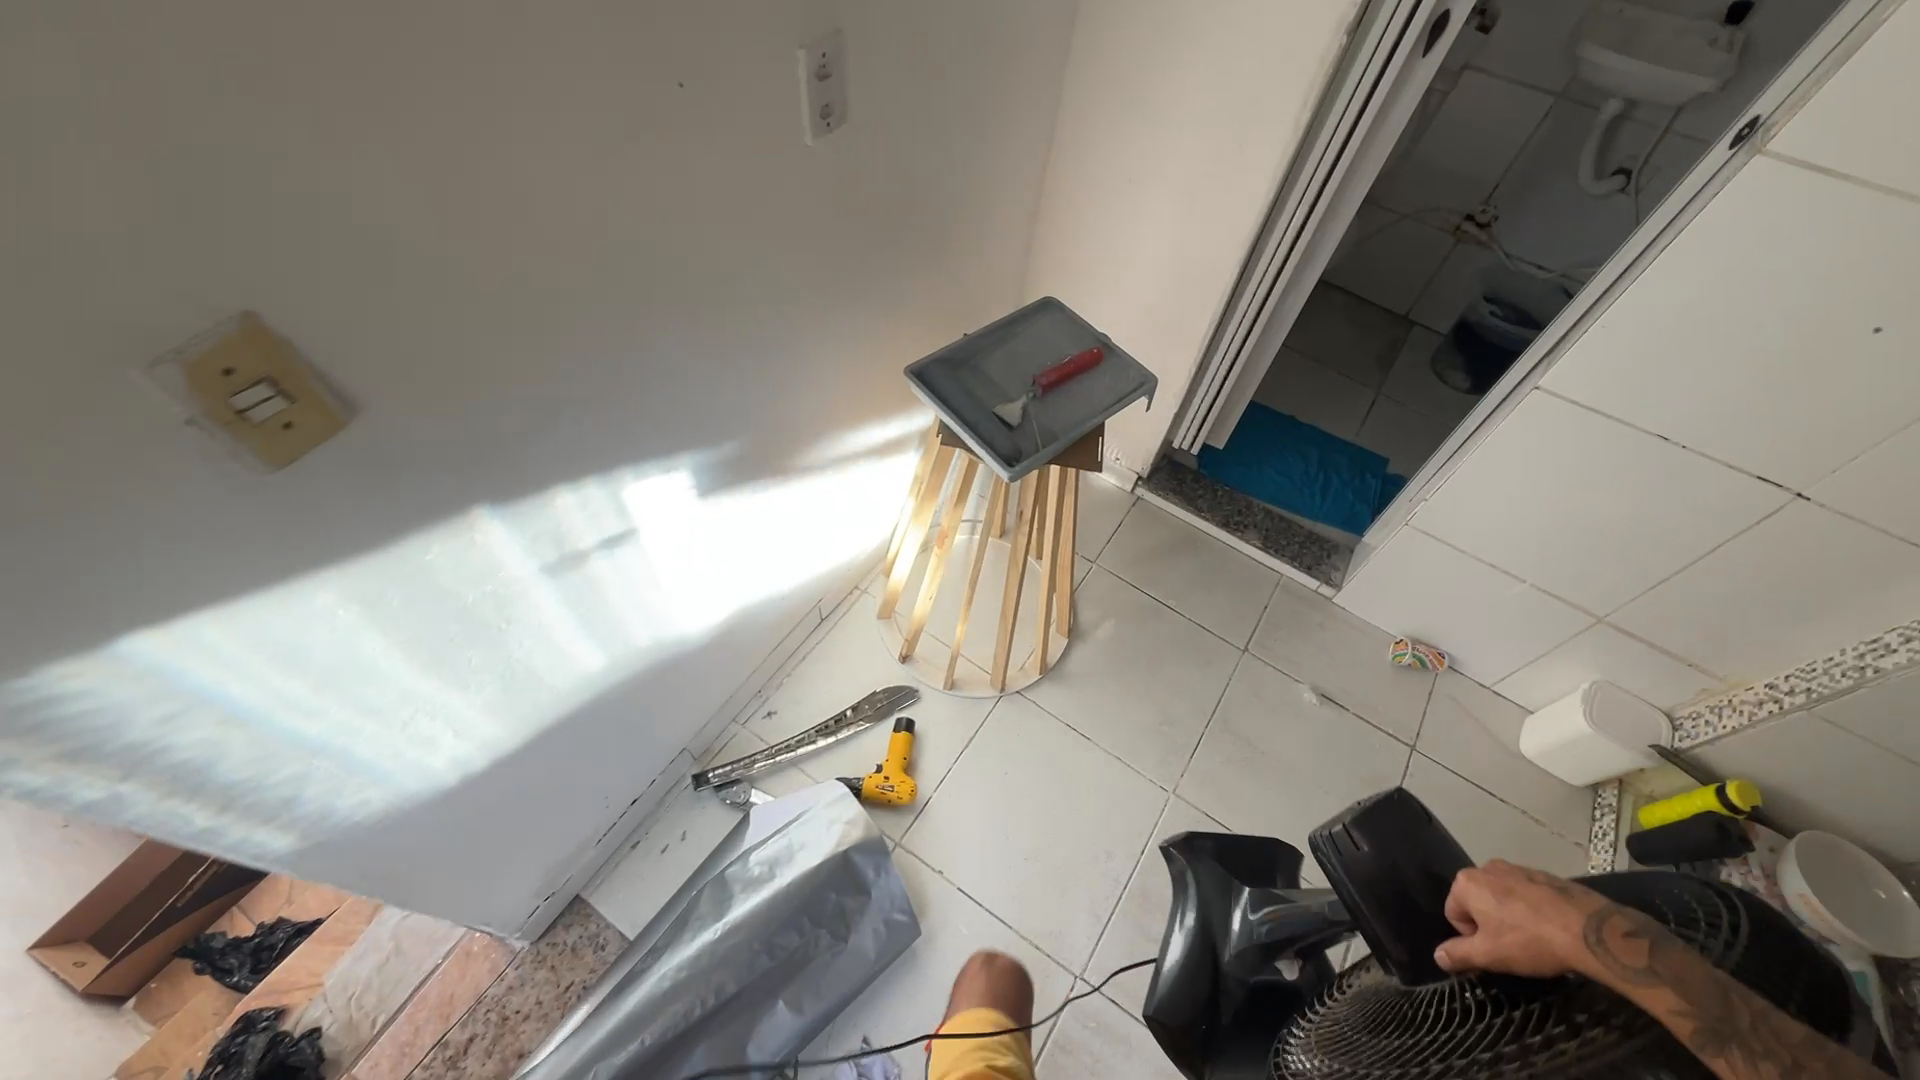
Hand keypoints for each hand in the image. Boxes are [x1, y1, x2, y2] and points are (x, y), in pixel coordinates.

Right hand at [1433, 860, 1608, 977]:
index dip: (1471, 937)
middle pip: (1478, 902)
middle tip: (1514, 946)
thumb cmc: (1530, 941)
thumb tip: (1437, 956)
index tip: (1496, 950)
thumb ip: (1458, 954)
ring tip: (1536, 939)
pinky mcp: (1547, 875)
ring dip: (1512, 916)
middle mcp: (1488, 868)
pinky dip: (1534, 910)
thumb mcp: (1490, 955)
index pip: (1454, 913)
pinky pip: (1529, 895)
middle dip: (1491, 924)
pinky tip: (1553, 929)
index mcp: (1467, 882)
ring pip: (1504, 898)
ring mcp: (1519, 868)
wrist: (1591, 931)